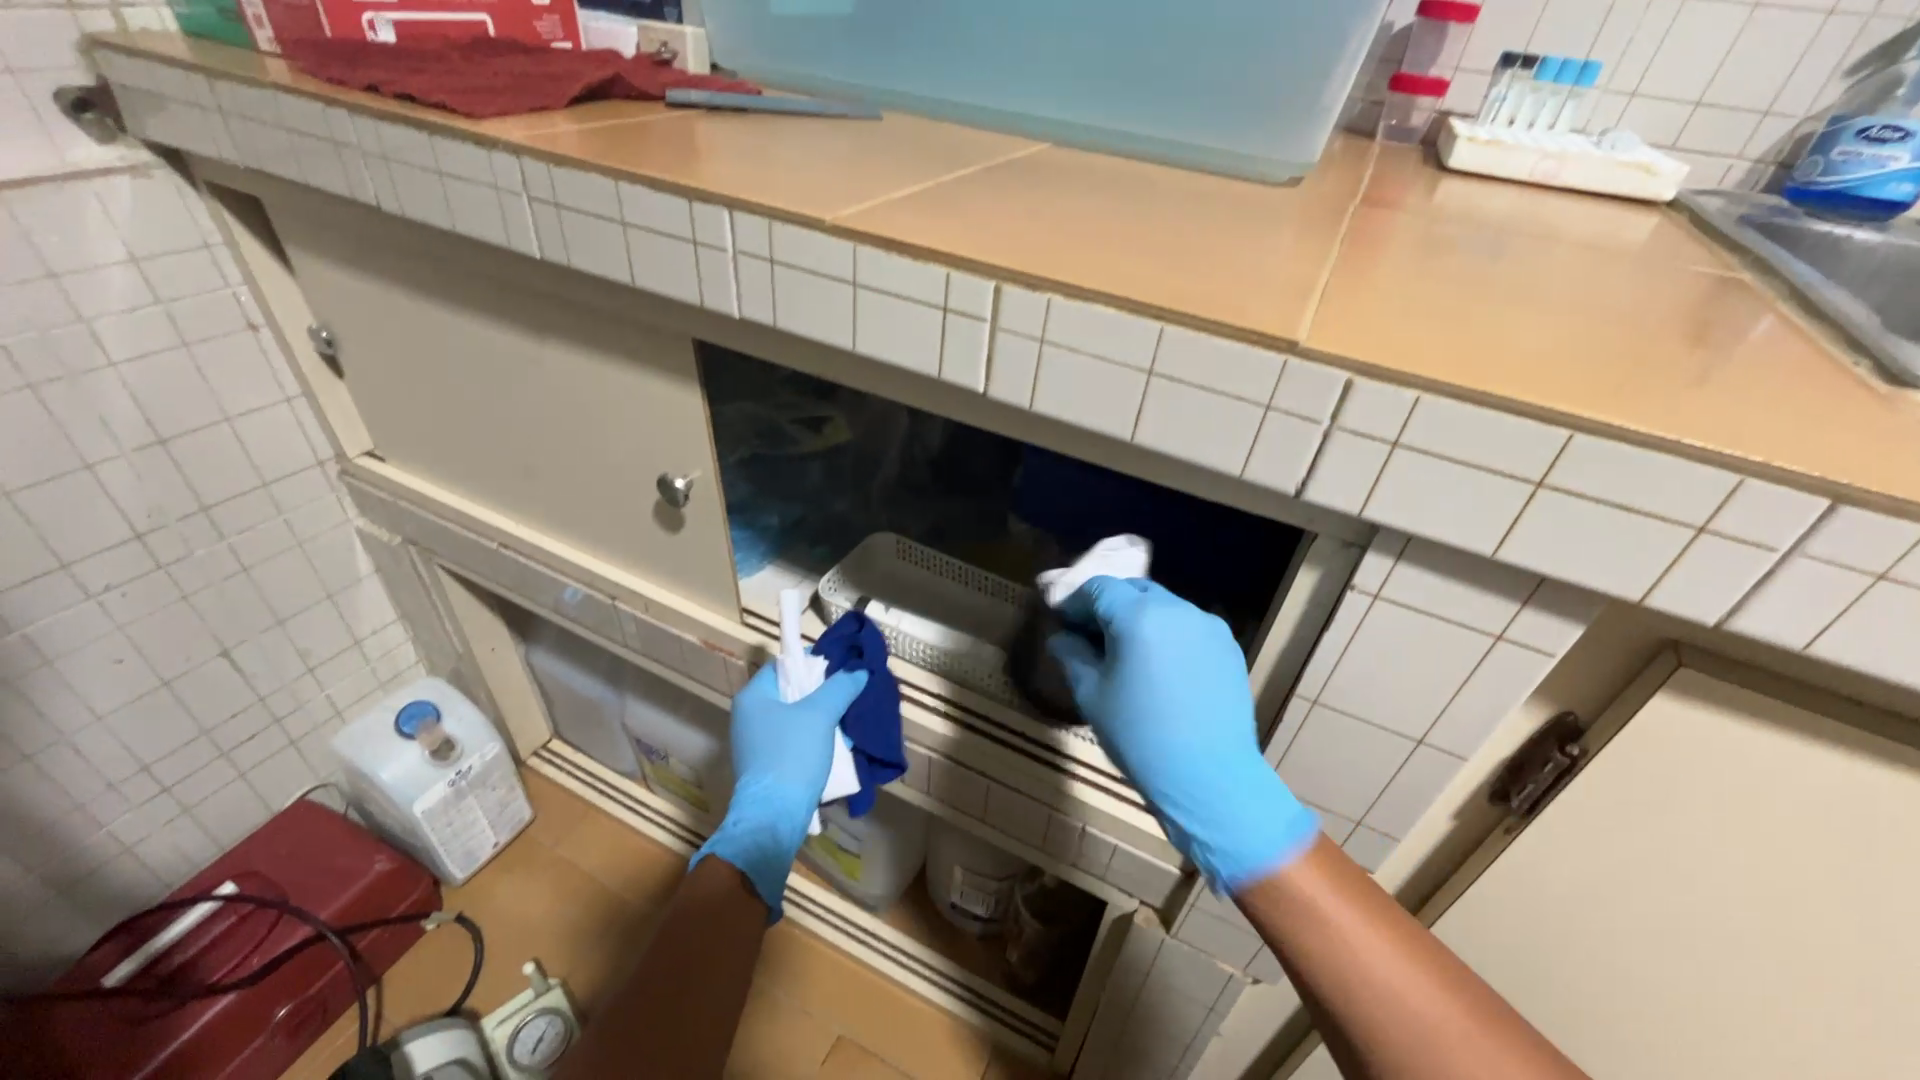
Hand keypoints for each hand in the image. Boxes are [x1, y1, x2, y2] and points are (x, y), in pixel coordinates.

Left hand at [690, 663, 868, 918]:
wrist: (773, 816)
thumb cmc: (792, 755)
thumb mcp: (820, 715)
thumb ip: (840, 687)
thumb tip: (858, 671)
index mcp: (753, 696)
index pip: (783, 664)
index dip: (811, 661)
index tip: (840, 666)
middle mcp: (747, 716)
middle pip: (789, 691)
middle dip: (819, 691)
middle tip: (847, 692)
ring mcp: (753, 743)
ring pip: (793, 718)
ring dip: (818, 717)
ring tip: (845, 718)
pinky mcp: (763, 766)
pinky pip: (791, 741)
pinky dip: (811, 739)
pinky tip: (832, 745)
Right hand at [1046, 577, 1318, 890]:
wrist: (1209, 778)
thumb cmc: (1139, 736)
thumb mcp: (1093, 695)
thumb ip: (1073, 656)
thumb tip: (1060, 638)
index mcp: (1139, 615)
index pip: (1099, 588)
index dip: (1075, 600)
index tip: (1060, 620)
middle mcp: (1178, 609)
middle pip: (1135, 591)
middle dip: (1109, 606)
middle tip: (1089, 635)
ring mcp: (1209, 627)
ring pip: (1165, 607)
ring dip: (1140, 619)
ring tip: (1126, 654)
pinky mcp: (1229, 649)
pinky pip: (1189, 629)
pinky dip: (1168, 636)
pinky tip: (1160, 671)